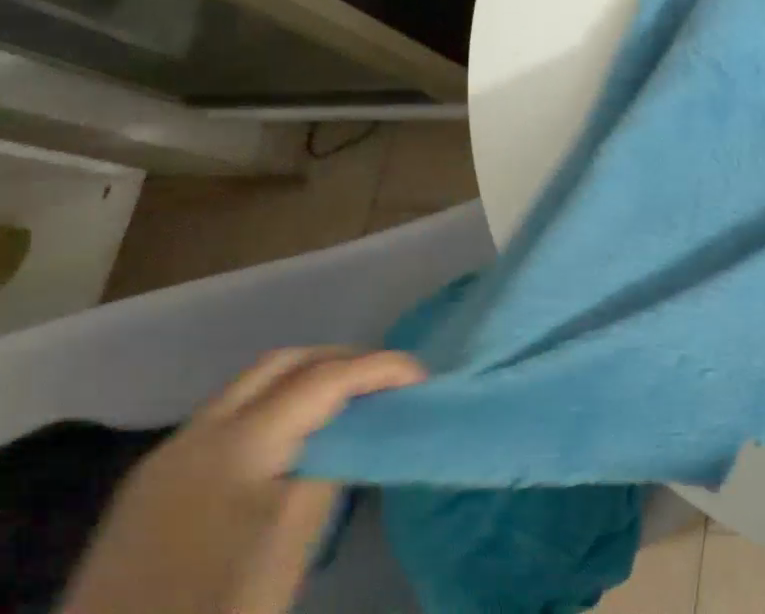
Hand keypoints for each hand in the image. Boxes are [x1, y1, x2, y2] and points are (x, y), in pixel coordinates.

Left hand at [60, 348, 424, 613]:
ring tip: (350, 406)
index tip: (425, 380)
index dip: (383, 368)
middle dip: (344, 360)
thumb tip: (363, 427)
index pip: (326, 377)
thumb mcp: (298, 528)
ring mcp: (167, 457)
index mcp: (240, 439)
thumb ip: (335, 461)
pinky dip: (276, 406)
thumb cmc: (225, 592)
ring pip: (249, 387)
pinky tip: (295, 441)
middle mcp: (198, 432)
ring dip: (307, 380)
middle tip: (389, 383)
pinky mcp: (152, 485)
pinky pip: (227, 417)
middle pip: (282, 363)